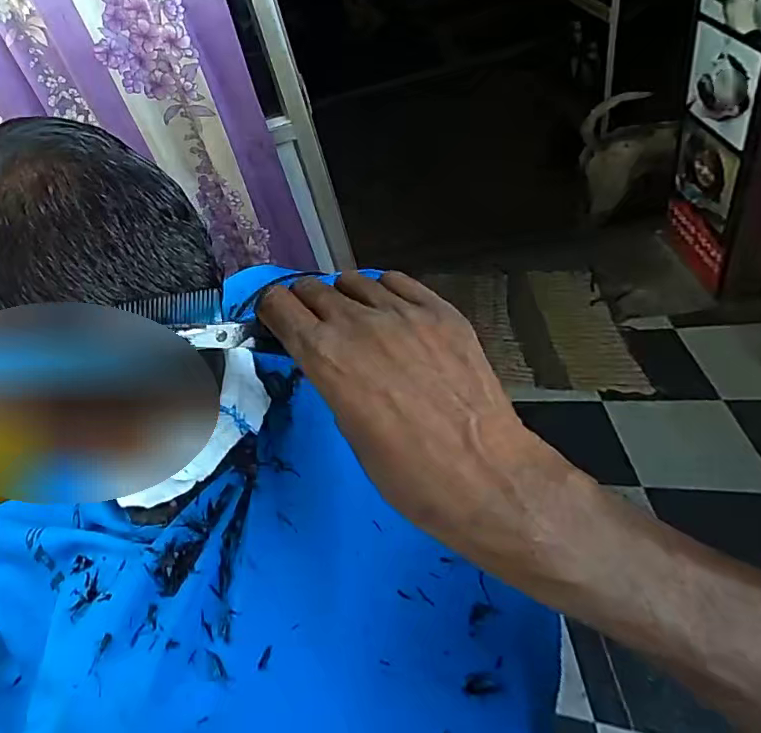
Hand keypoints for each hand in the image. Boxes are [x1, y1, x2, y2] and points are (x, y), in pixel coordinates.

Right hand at [257, 273, 569, 559]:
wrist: (488, 480)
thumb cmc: (407, 473)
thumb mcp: (346, 426)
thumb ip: (329, 377)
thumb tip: (326, 358)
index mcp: (324, 356)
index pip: (278, 304)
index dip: (272, 311)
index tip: (277, 321)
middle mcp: (356, 324)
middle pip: (310, 287)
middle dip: (304, 304)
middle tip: (315, 325)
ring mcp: (402, 313)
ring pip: (351, 280)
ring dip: (344, 297)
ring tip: (358, 320)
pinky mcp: (440, 312)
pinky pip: (396, 281)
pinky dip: (384, 292)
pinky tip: (392, 315)